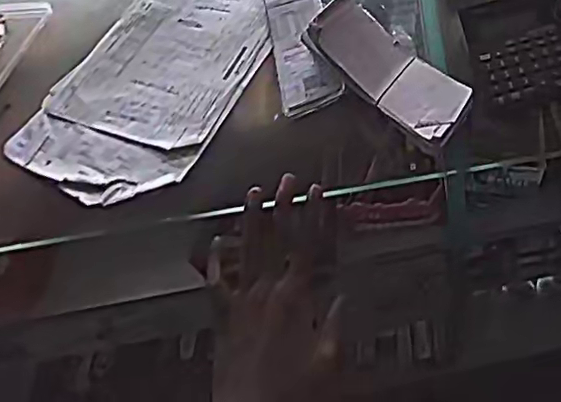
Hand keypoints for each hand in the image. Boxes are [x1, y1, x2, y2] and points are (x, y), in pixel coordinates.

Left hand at [210, 174, 343, 401]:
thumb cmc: (290, 395)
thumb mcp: (328, 362)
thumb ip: (336, 324)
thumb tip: (344, 297)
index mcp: (295, 298)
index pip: (308, 245)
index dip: (314, 216)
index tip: (318, 191)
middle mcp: (267, 293)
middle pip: (276, 240)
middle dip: (283, 206)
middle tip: (286, 180)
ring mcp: (242, 304)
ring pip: (248, 252)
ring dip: (252, 222)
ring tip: (253, 195)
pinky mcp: (223, 321)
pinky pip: (217, 286)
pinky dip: (216, 263)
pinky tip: (216, 244)